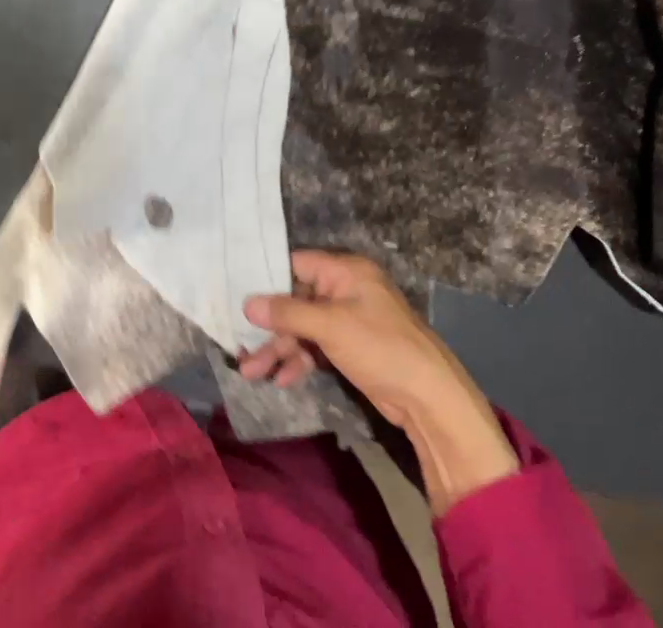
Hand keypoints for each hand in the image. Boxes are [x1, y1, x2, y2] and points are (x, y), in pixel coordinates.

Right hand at [240, 251, 517, 512]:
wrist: (427, 397)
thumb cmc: (381, 348)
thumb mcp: (331, 326)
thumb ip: (288, 312)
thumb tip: (248, 303)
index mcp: (346, 272)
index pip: (296, 264)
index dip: (266, 279)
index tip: (235, 294)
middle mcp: (346, 290)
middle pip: (295, 301)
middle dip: (268, 327)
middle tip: (240, 347)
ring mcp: (348, 320)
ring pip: (302, 328)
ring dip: (278, 349)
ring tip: (251, 373)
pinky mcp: (350, 347)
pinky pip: (315, 346)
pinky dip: (298, 360)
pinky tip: (282, 379)